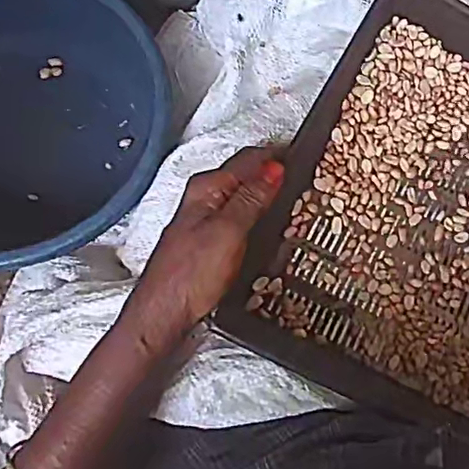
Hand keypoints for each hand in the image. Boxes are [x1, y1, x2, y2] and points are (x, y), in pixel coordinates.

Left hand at [121, 147, 283, 348]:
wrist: (165, 312)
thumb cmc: (189, 276)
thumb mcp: (229, 231)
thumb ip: (252, 198)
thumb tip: (274, 170)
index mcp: (207, 188)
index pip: (249, 159)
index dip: (277, 156)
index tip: (303, 157)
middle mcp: (204, 199)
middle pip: (245, 174)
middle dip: (273, 172)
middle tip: (304, 174)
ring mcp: (205, 219)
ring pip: (243, 195)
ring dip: (267, 193)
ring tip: (294, 195)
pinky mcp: (210, 240)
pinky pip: (241, 215)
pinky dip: (258, 213)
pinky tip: (270, 222)